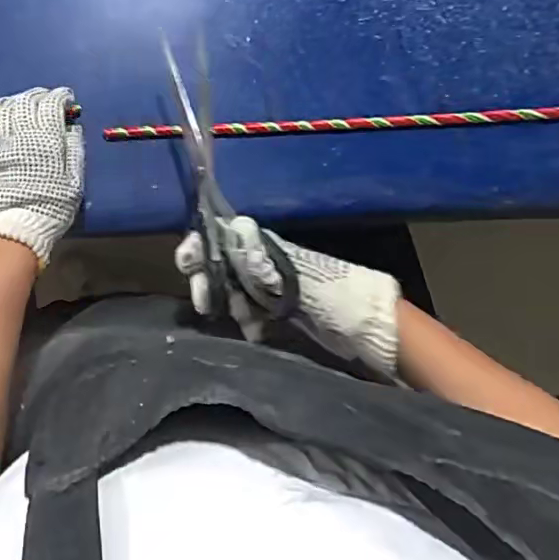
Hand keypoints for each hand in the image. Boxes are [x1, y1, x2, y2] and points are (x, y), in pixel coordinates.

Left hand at [0, 87, 82, 264]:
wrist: (18, 221)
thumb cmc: (51, 202)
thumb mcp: (74, 179)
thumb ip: (74, 149)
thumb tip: (72, 128)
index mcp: (47, 138)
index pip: (51, 104)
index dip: (60, 96)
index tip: (67, 97)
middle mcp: (23, 133)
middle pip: (28, 102)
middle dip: (40, 95)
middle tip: (48, 96)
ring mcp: (3, 140)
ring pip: (8, 108)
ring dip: (20, 100)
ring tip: (28, 100)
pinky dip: (2, 112)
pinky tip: (8, 111)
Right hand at [177, 218, 400, 375]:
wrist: (369, 333)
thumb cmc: (337, 297)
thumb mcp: (299, 274)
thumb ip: (261, 256)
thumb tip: (229, 226)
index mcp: (262, 246)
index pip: (218, 237)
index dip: (199, 246)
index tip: (188, 261)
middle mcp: (258, 262)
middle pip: (216, 263)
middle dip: (206, 279)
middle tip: (203, 301)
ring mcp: (263, 287)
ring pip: (226, 289)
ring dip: (224, 303)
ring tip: (241, 319)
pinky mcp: (269, 312)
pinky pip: (241, 311)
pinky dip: (242, 321)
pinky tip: (252, 330)